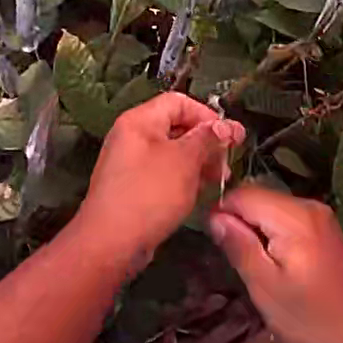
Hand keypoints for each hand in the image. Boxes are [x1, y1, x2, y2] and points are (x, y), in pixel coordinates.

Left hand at [70, 93, 243, 271]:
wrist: (111, 240)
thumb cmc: (149, 194)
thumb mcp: (184, 161)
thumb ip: (207, 138)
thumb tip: (228, 125)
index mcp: (139, 120)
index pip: (179, 102)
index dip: (208, 115)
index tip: (230, 138)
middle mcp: (131, 136)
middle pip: (176, 126)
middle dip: (206, 142)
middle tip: (226, 165)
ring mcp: (130, 161)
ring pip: (172, 152)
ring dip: (198, 163)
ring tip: (218, 182)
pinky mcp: (132, 185)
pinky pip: (163, 173)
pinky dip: (182, 179)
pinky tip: (197, 194)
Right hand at [207, 185, 342, 342]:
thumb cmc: (312, 318)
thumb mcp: (264, 286)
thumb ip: (238, 245)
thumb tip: (214, 217)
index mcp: (293, 217)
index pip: (241, 194)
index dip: (222, 214)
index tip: (219, 244)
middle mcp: (309, 206)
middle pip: (256, 196)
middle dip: (239, 220)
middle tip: (237, 257)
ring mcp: (321, 215)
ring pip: (269, 205)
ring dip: (254, 227)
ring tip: (255, 261)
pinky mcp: (325, 227)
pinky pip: (285, 216)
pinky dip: (272, 231)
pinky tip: (276, 261)